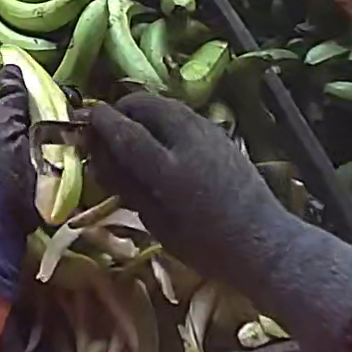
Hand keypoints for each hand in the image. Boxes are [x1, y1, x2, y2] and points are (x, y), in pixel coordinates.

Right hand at [86, 93, 351, 351]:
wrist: (266, 245)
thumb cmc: (207, 247)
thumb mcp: (157, 223)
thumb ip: (126, 186)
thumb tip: (97, 157)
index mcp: (170, 171)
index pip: (127, 132)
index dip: (102, 121)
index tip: (84, 116)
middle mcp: (189, 142)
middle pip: (146, 105)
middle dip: (121, 109)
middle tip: (107, 127)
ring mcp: (208, 132)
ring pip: (164, 104)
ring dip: (142, 110)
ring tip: (131, 130)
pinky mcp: (219, 133)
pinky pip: (182, 113)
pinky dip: (162, 116)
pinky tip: (160, 138)